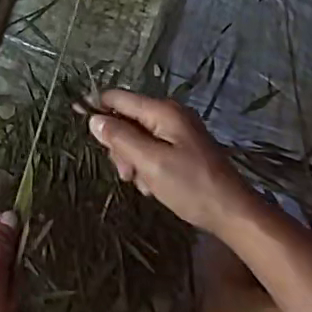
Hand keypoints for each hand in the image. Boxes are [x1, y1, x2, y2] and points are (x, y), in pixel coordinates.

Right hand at [88, 89, 255, 233]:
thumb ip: (120, 138)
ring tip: (142, 184)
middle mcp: (170, 115)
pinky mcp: (183, 150)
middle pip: (127, 119)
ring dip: (132, 160)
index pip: (118, 98)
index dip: (96, 108)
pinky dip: (146, 166)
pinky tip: (153, 186)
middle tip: (125, 172)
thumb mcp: (150, 162)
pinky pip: (152, 150)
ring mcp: (178, 132)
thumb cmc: (191, 186)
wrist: (234, 214)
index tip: (78, 122)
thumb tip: (94, 119)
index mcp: (163, 111)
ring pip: (137, 138)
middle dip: (119, 145)